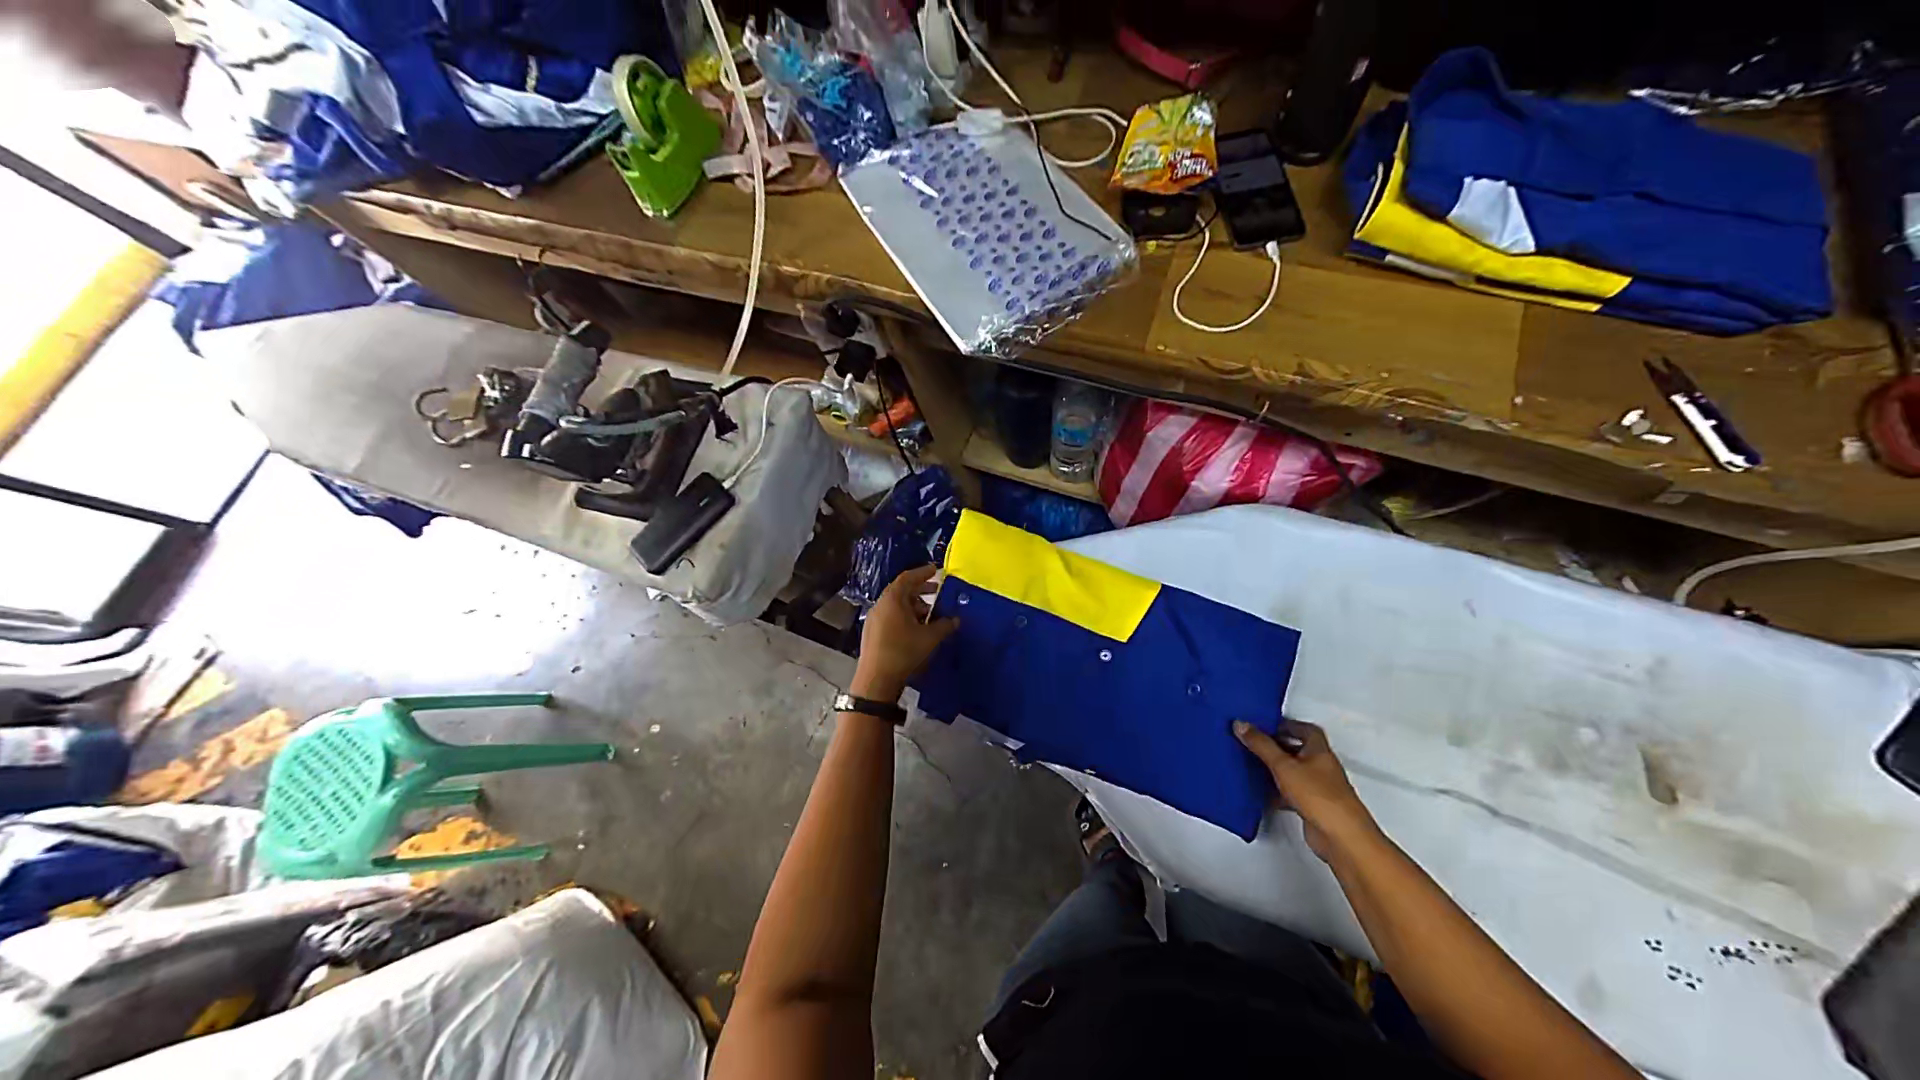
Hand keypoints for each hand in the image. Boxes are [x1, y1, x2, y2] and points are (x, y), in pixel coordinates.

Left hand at [851, 565, 958, 701]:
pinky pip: (891, 617)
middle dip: (920, 590)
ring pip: (896, 605)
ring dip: (914, 606)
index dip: (922, 573)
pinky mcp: (872, 633)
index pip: (908, 578)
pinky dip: (905, 617)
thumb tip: (955, 619)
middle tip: (937, 591)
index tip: (935, 569)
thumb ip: (944, 625)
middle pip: (901, 591)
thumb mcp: (930, 637)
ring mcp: (874, 619)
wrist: (877, 680)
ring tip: (930, 614)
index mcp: (893, 599)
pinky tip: (917, 629)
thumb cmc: (904, 652)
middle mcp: (881, 605)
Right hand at [1234, 719, 1379, 862]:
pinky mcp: (1313, 808)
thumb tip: (1243, 725)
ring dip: (1278, 770)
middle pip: (1299, 751)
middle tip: (1260, 742)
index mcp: (1320, 752)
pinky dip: (1278, 793)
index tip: (1270, 723)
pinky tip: (1265, 795)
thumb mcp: (1284, 765)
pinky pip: (1292, 794)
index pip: (1306, 730)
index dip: (1288, 725)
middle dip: (1279, 746)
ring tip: (1257, 765)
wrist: (1339, 836)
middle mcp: (1322, 768)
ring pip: (1295, 773)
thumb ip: (1261, 745)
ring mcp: (1319, 789)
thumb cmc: (1322, 798)